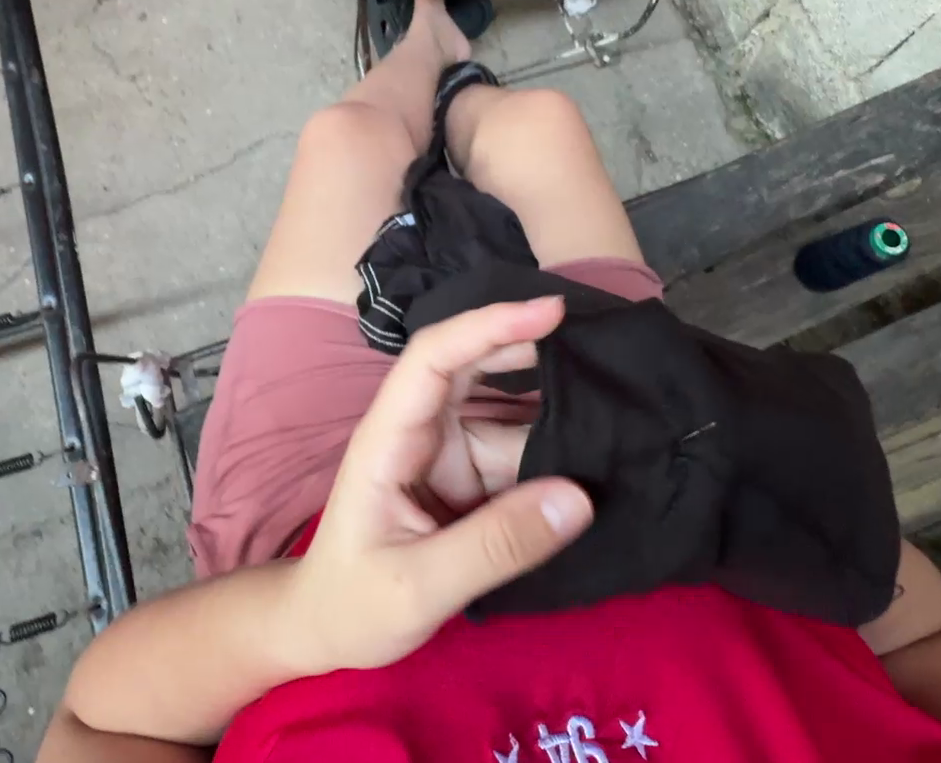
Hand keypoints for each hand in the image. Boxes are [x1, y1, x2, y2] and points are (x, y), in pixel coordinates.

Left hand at [281, 297, 593, 674]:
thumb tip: (578, 498)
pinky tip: (593, 444)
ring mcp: (442, 449)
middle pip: (472, 365)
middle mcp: (417, 428)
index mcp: (388, 436)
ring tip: (614, 392)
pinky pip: (513, 447)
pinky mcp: (463, 474)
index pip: (434, 358)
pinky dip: (551, 445)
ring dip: (551, 401)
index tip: (550, 311)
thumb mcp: (419, 586)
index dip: (488, 326)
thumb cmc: (353, 603)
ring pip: (503, 408)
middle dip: (529, 345)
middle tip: (600, 338)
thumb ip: (496, 545)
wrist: (326, 628)